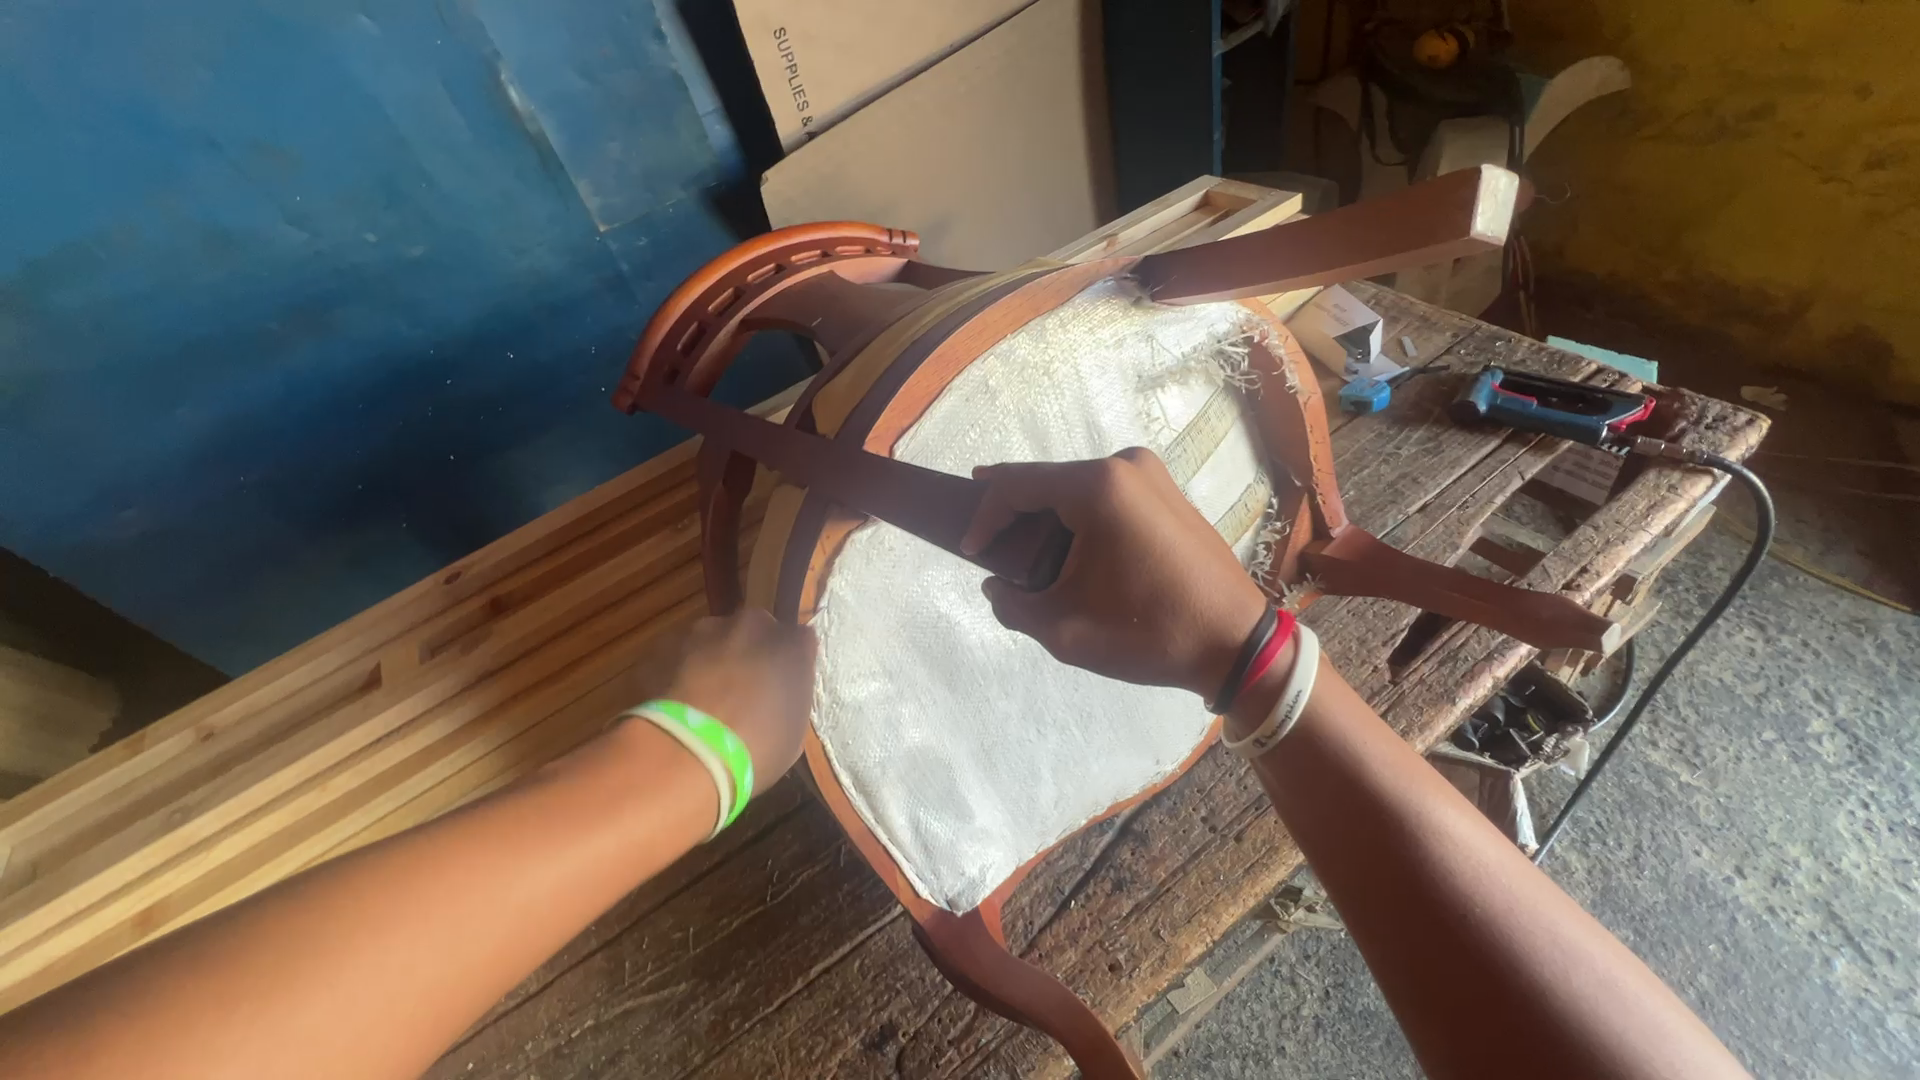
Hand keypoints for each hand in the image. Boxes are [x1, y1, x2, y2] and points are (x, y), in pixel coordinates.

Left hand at [651, 609, 816, 792]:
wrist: (688, 754)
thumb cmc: (756, 750)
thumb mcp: (792, 733)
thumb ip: (789, 700)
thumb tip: (775, 698)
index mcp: (793, 644)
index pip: (800, 640)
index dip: (788, 663)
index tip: (781, 686)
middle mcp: (754, 625)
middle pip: (756, 631)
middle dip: (750, 653)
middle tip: (741, 690)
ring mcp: (706, 629)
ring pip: (714, 638)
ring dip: (712, 659)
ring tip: (702, 700)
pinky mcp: (666, 643)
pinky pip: (679, 654)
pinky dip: (679, 671)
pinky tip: (675, 704)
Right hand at [960, 448, 1268, 699]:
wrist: (1235, 643)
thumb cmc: (1148, 632)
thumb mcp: (1064, 630)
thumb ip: (1013, 605)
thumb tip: (996, 586)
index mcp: (1098, 487)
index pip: (1017, 485)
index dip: (984, 516)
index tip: (970, 551)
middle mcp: (1126, 465)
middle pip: (1048, 481)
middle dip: (1014, 511)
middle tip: (989, 543)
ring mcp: (1153, 475)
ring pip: (1077, 487)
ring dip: (1049, 515)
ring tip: (1026, 550)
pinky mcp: (1169, 493)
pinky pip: (1108, 495)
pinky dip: (1081, 516)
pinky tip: (1071, 547)